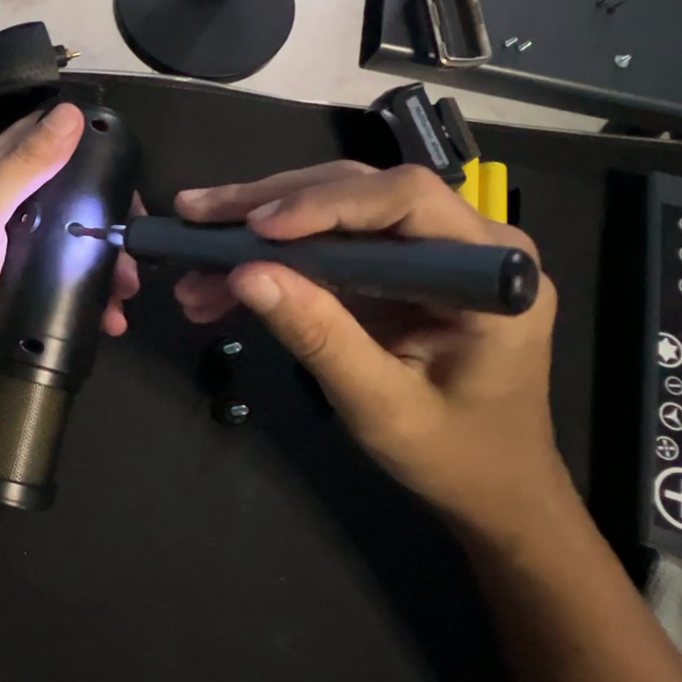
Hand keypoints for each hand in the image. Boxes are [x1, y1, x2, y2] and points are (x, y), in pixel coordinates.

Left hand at [0, 103, 139, 408]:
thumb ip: (24, 166)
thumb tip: (71, 115)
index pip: (48, 134)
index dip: (89, 138)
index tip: (131, 160)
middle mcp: (10, 201)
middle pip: (74, 190)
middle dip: (111, 211)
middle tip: (137, 238)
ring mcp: (19, 244)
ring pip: (77, 236)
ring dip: (109, 259)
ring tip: (128, 288)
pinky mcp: (26, 281)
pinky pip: (70, 276)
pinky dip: (94, 292)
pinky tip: (111, 315)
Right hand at [173, 163, 565, 542]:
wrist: (492, 489)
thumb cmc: (455, 456)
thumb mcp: (383, 405)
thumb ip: (320, 337)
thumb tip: (245, 275)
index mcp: (488, 269)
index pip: (405, 199)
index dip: (325, 203)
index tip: (255, 229)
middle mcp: (462, 241)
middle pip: (356, 193)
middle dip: (268, 204)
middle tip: (194, 214)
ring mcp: (425, 252)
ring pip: (330, 211)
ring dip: (255, 229)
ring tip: (190, 251)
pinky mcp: (393, 269)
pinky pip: (324, 246)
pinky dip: (268, 261)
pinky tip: (217, 282)